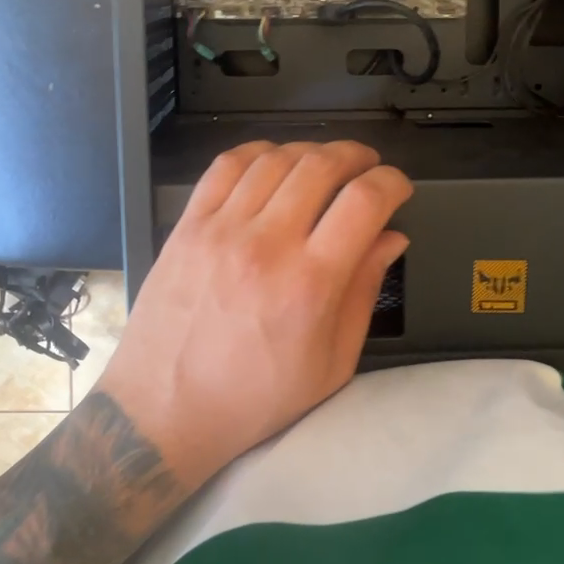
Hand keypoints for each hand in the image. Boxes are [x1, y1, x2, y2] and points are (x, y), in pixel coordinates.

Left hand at [91, 140, 411, 483]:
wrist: (164, 411)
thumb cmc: (255, 398)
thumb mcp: (331, 364)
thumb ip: (364, 293)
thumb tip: (391, 237)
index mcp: (310, 283)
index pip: (364, 201)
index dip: (392, 182)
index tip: (399, 187)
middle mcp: (267, 244)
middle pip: (321, 165)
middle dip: (356, 156)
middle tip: (367, 167)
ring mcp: (222, 229)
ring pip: (276, 158)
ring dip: (310, 152)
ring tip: (324, 166)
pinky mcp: (188, 225)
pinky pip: (226, 165)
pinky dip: (257, 152)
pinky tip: (272, 162)